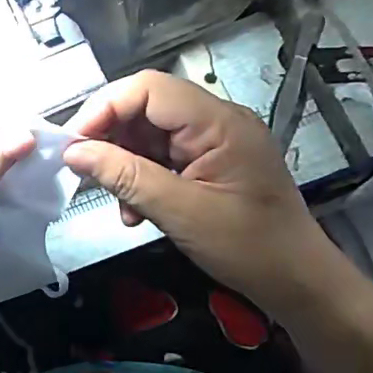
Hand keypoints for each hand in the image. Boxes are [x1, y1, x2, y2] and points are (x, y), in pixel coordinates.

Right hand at [62, 71, 354, 313]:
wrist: (299, 283)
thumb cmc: (248, 248)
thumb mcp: (180, 212)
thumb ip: (126, 177)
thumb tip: (74, 153)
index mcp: (218, 122)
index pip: (148, 89)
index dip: (104, 108)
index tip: (74, 144)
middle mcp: (216, 120)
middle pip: (146, 106)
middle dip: (110, 136)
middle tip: (83, 169)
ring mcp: (214, 140)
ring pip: (149, 132)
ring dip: (123, 163)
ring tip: (115, 200)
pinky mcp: (210, 161)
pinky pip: (162, 155)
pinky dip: (141, 177)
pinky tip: (134, 210)